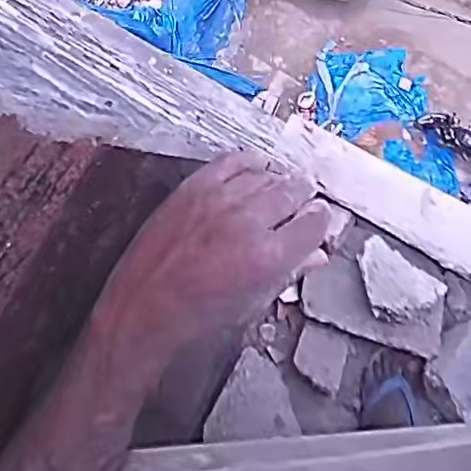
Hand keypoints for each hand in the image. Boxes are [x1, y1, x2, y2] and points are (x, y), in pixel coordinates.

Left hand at [88, 151, 328, 374]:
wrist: (148, 300)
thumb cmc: (200, 310)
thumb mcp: (255, 301)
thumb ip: (292, 272)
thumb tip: (318, 254)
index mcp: (270, 256)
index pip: (314, 222)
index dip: (322, 219)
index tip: (320, 217)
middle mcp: (248, 222)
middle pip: (294, 191)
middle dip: (305, 194)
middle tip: (307, 197)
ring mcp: (221, 199)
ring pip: (267, 174)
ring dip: (281, 178)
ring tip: (283, 185)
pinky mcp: (196, 186)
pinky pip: (234, 160)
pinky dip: (250, 161)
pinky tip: (256, 167)